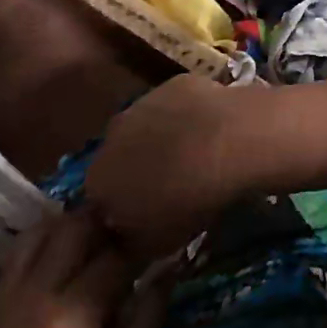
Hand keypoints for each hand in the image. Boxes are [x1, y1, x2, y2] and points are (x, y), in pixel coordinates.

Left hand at [0, 211, 169, 327]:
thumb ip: (146, 323)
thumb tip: (169, 270)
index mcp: (67, 318)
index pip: (114, 255)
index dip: (144, 242)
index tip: (166, 240)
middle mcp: (27, 303)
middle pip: (69, 230)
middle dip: (106, 220)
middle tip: (136, 227)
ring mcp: (0, 314)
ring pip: (31, 238)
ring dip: (68, 226)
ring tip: (101, 234)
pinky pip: (13, 266)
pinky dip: (41, 247)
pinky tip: (66, 258)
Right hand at [86, 74, 259, 257]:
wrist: (228, 143)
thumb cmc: (187, 201)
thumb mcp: (153, 245)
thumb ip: (129, 242)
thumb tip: (127, 236)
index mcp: (99, 178)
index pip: (100, 197)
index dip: (122, 207)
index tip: (145, 214)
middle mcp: (112, 134)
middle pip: (121, 155)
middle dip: (139, 168)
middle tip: (171, 183)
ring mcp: (144, 101)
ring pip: (148, 124)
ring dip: (163, 138)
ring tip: (195, 155)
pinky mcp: (176, 83)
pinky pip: (177, 102)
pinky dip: (189, 113)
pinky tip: (212, 127)